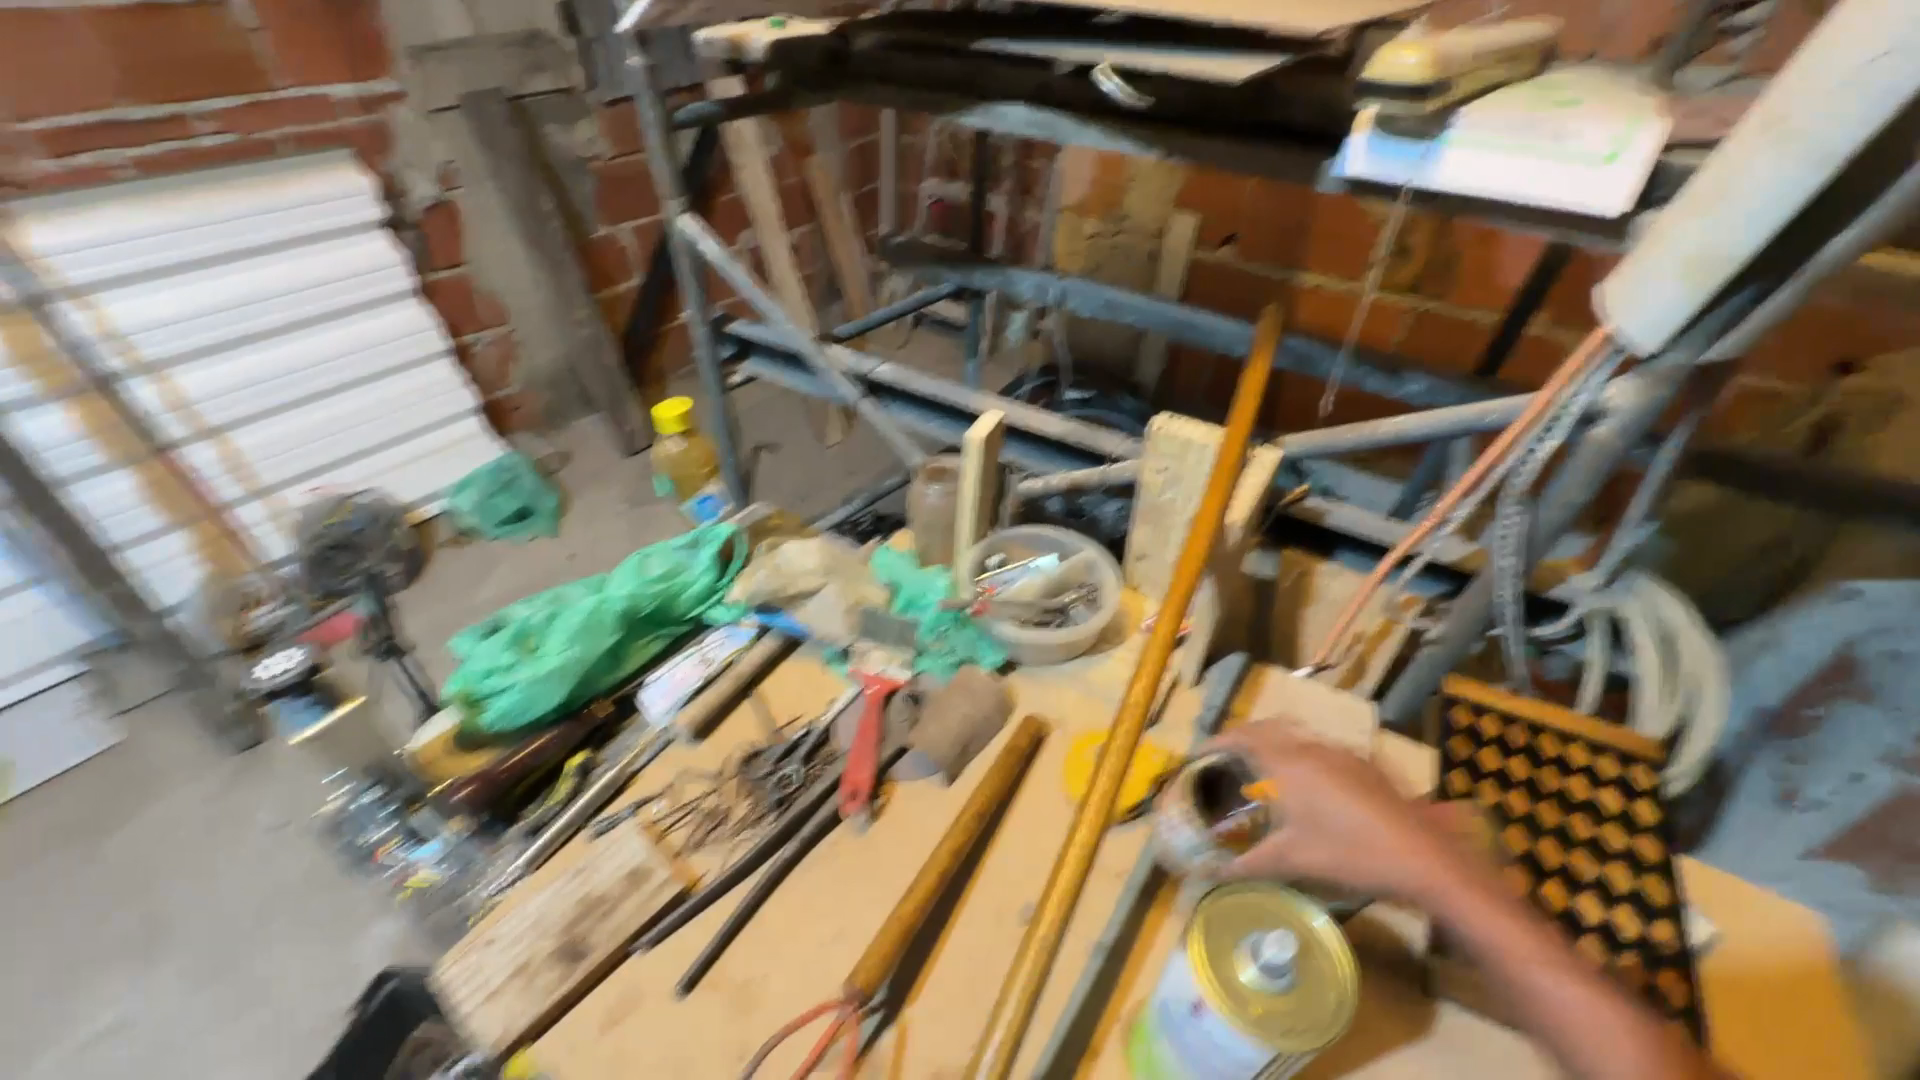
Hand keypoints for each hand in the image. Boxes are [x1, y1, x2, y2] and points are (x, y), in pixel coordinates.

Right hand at [1204, 721, 1468, 903]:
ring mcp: (1342, 755)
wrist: (1424, 859)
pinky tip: (1306, 788)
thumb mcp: (1292, 862)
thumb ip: (1246, 865)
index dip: (1217, 742)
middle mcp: (1312, 750)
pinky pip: (1320, 751)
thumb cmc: (1350, 855)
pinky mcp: (1365, 766)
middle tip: (1226, 758)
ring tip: (1262, 772)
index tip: (1199, 754)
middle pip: (1268, 729)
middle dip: (1243, 738)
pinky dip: (1300, 757)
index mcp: (1288, 765)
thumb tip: (1209, 874)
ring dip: (1274, 746)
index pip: (1242, 738)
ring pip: (1296, 738)